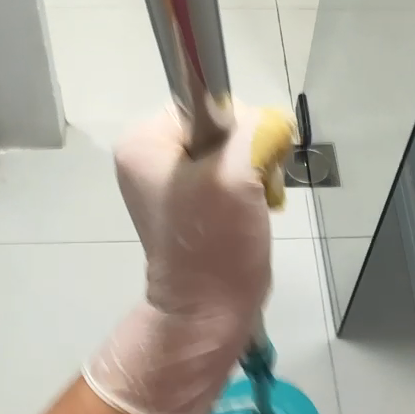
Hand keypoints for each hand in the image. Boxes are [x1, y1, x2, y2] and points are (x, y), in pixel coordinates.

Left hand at [84, 105, 285, 413]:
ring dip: (255, 171)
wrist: (210, 310)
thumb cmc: (215, 245)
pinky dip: (252, 186)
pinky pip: (232, 171)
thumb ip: (255, 130)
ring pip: (233, 148)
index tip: (244, 166)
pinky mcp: (193, 200)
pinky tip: (254, 209)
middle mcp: (151, 155)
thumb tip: (270, 122)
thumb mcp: (236, 175)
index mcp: (144, 142)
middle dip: (248, 153)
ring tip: (255, 203)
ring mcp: (172, 179)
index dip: (237, 129)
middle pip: (221, 125)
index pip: (206, 103)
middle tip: (253, 190)